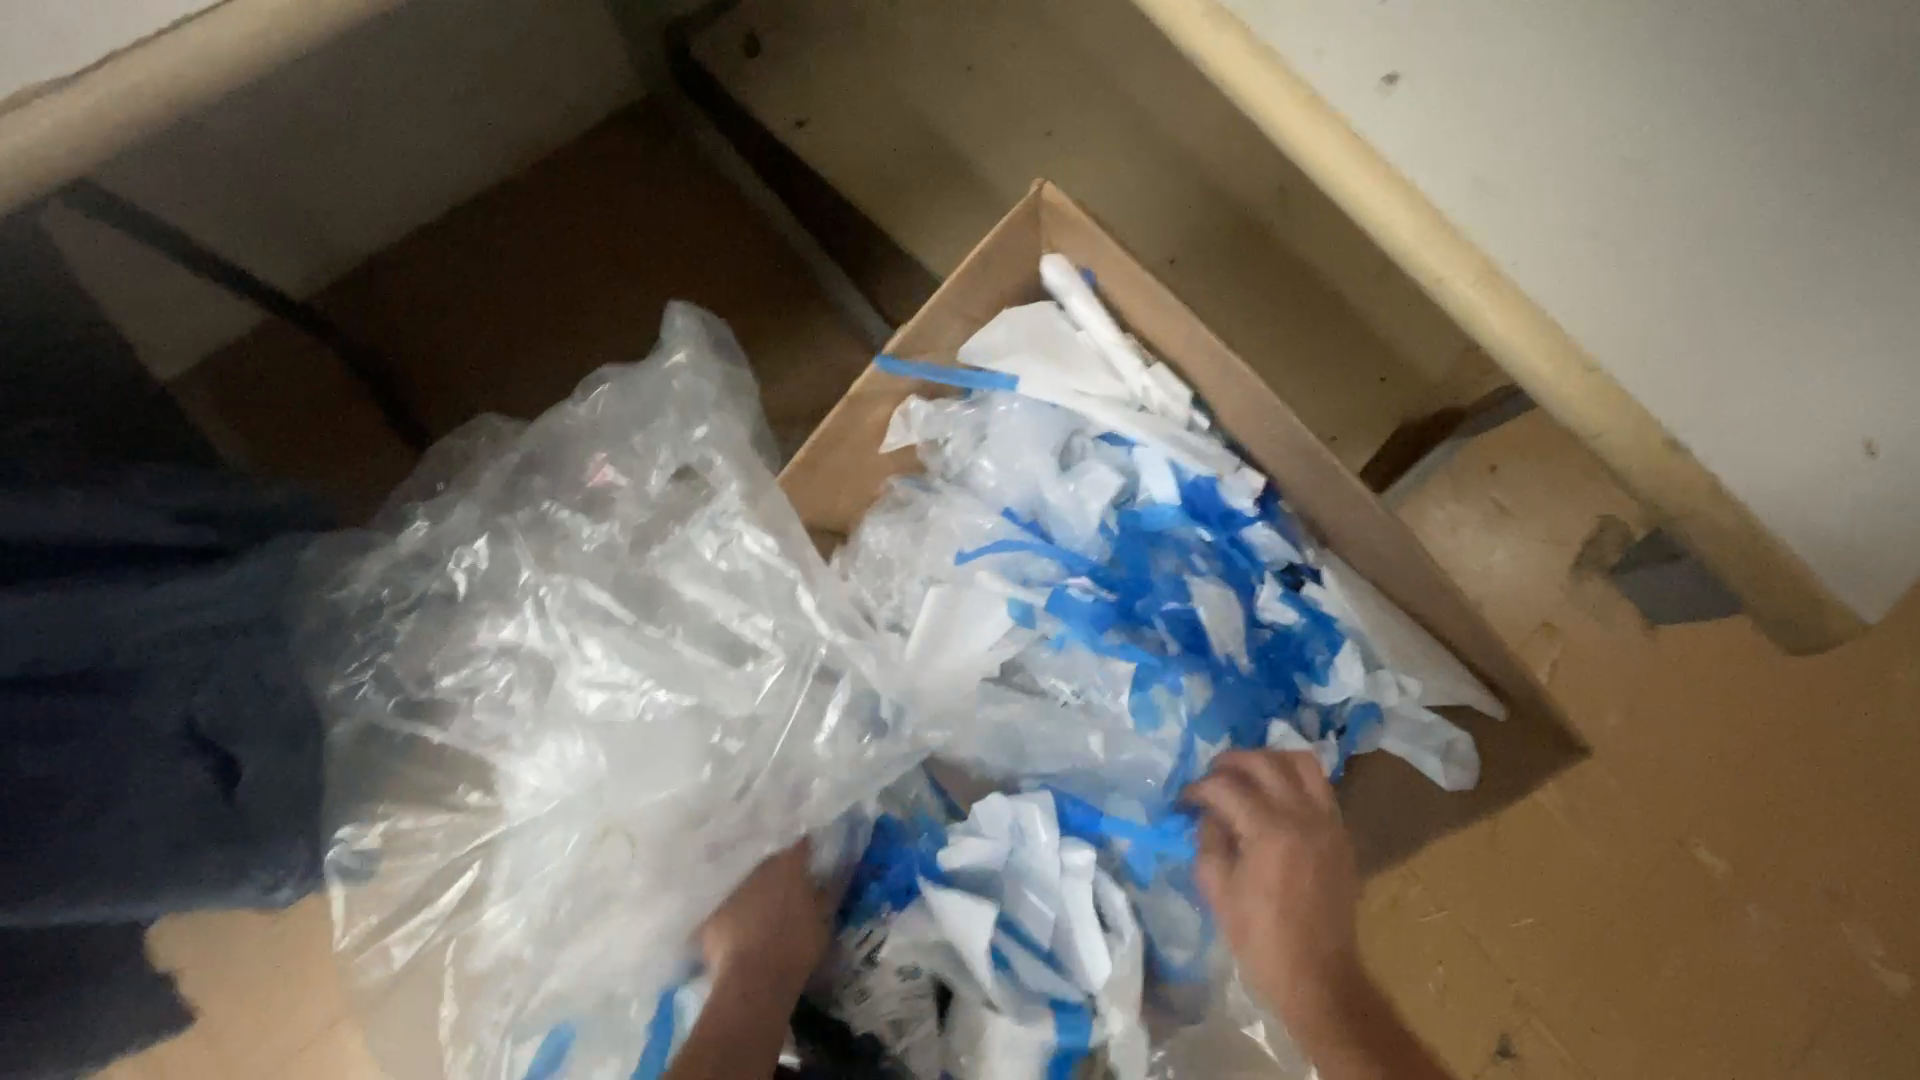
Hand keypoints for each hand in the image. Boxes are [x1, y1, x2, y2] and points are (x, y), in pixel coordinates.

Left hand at [698, 840, 835, 990]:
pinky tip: (743, 937)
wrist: (754, 979)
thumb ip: (824, 897)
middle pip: (770, 865)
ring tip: (766, 916)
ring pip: (748, 888)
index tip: (811, 854)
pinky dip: (737, 920)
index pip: (800, 848)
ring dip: (757, 896)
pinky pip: (729, 913)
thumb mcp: (823, 922)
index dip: (806, 850)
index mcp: (789, 869)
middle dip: (780, 872)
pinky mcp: (713, 920)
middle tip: (790, 888)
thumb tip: (826, 882)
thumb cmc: (797, 947)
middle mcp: (759, 874)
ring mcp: (732, 895)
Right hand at [1183, 750, 1363, 1025]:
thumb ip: (1208, 839)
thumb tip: (1208, 813)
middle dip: (1229, 762)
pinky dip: (1293, 780)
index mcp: (1269, 830)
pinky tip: (1273, 798)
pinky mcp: (1341, 835)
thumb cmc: (1260, 938)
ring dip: (1268, 761)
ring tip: (1246, 776)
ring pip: (1300, 763)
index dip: (1196, 788)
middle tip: (1209, 779)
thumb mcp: (1216, 888)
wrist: (1318, 977)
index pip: (1224, 786)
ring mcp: (1328, 822)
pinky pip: (1319, 787)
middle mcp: (1303, 815)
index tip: (1182, 801)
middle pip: (1263, 761)